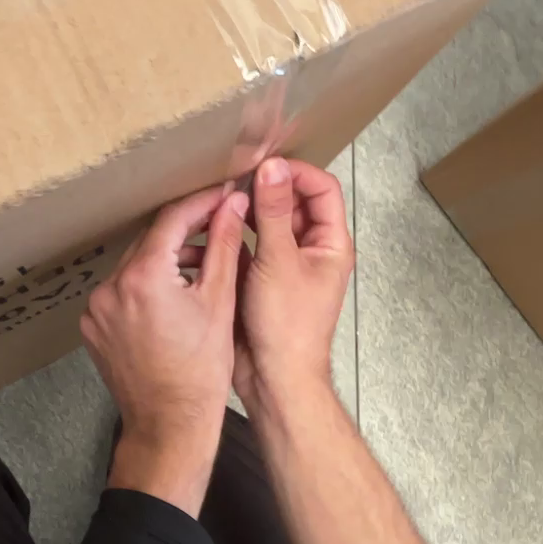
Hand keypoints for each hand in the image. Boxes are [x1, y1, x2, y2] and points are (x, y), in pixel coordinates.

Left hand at [81, 183, 249, 515]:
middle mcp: (110, 288)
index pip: (172, 219)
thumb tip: (232, 203)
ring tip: (200, 267)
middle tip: (217, 226)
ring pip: (134, 265)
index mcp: (144, 277)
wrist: (170, 423)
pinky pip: (120, 291)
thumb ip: (223, 245)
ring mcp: (96, 309)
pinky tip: (171, 296)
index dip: (200, 203)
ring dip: (165, 260)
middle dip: (184, 232)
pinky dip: (145, 285)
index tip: (222, 195)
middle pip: (150, 241)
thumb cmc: (201, 371)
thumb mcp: (220, 302)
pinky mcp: (93, 326)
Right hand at [234, 157, 353, 417]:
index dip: (295, 173)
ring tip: (221, 199)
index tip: (263, 166)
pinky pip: (249, 247)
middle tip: (235, 179)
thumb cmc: (287, 327)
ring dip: (247, 211)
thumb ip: (274, 212)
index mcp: (330, 244)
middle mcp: (310, 250)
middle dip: (267, 189)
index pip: (321, 190)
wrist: (274, 376)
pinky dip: (234, 235)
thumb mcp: (279, 261)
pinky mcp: (260, 279)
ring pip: (268, 224)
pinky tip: (212, 229)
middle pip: (293, 203)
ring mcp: (284, 265)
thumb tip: (272, 168)